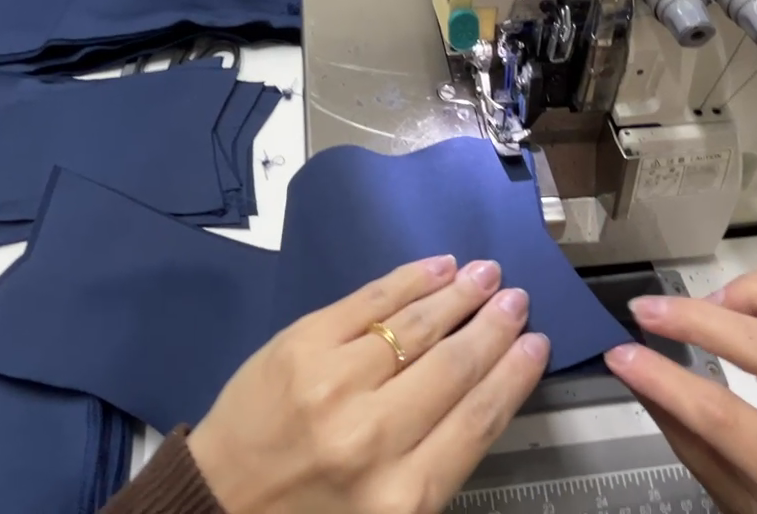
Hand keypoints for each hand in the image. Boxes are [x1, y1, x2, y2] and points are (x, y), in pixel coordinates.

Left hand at [189, 255, 549, 513]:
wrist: (219, 502)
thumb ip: (436, 460)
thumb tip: (486, 385)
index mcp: (402, 498)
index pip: (477, 420)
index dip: (513, 376)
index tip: (537, 344)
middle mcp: (373, 439)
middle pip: (454, 367)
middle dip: (493, 328)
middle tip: (517, 299)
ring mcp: (334, 383)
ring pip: (418, 326)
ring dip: (459, 294)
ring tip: (487, 274)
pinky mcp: (302, 343)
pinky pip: (371, 300)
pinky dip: (411, 279)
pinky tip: (438, 267)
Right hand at [605, 269, 756, 513]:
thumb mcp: (721, 485)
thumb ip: (676, 420)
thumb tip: (625, 358)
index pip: (727, 418)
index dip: (666, 379)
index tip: (621, 352)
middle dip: (700, 320)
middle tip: (650, 311)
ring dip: (755, 292)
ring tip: (710, 302)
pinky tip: (743, 303)